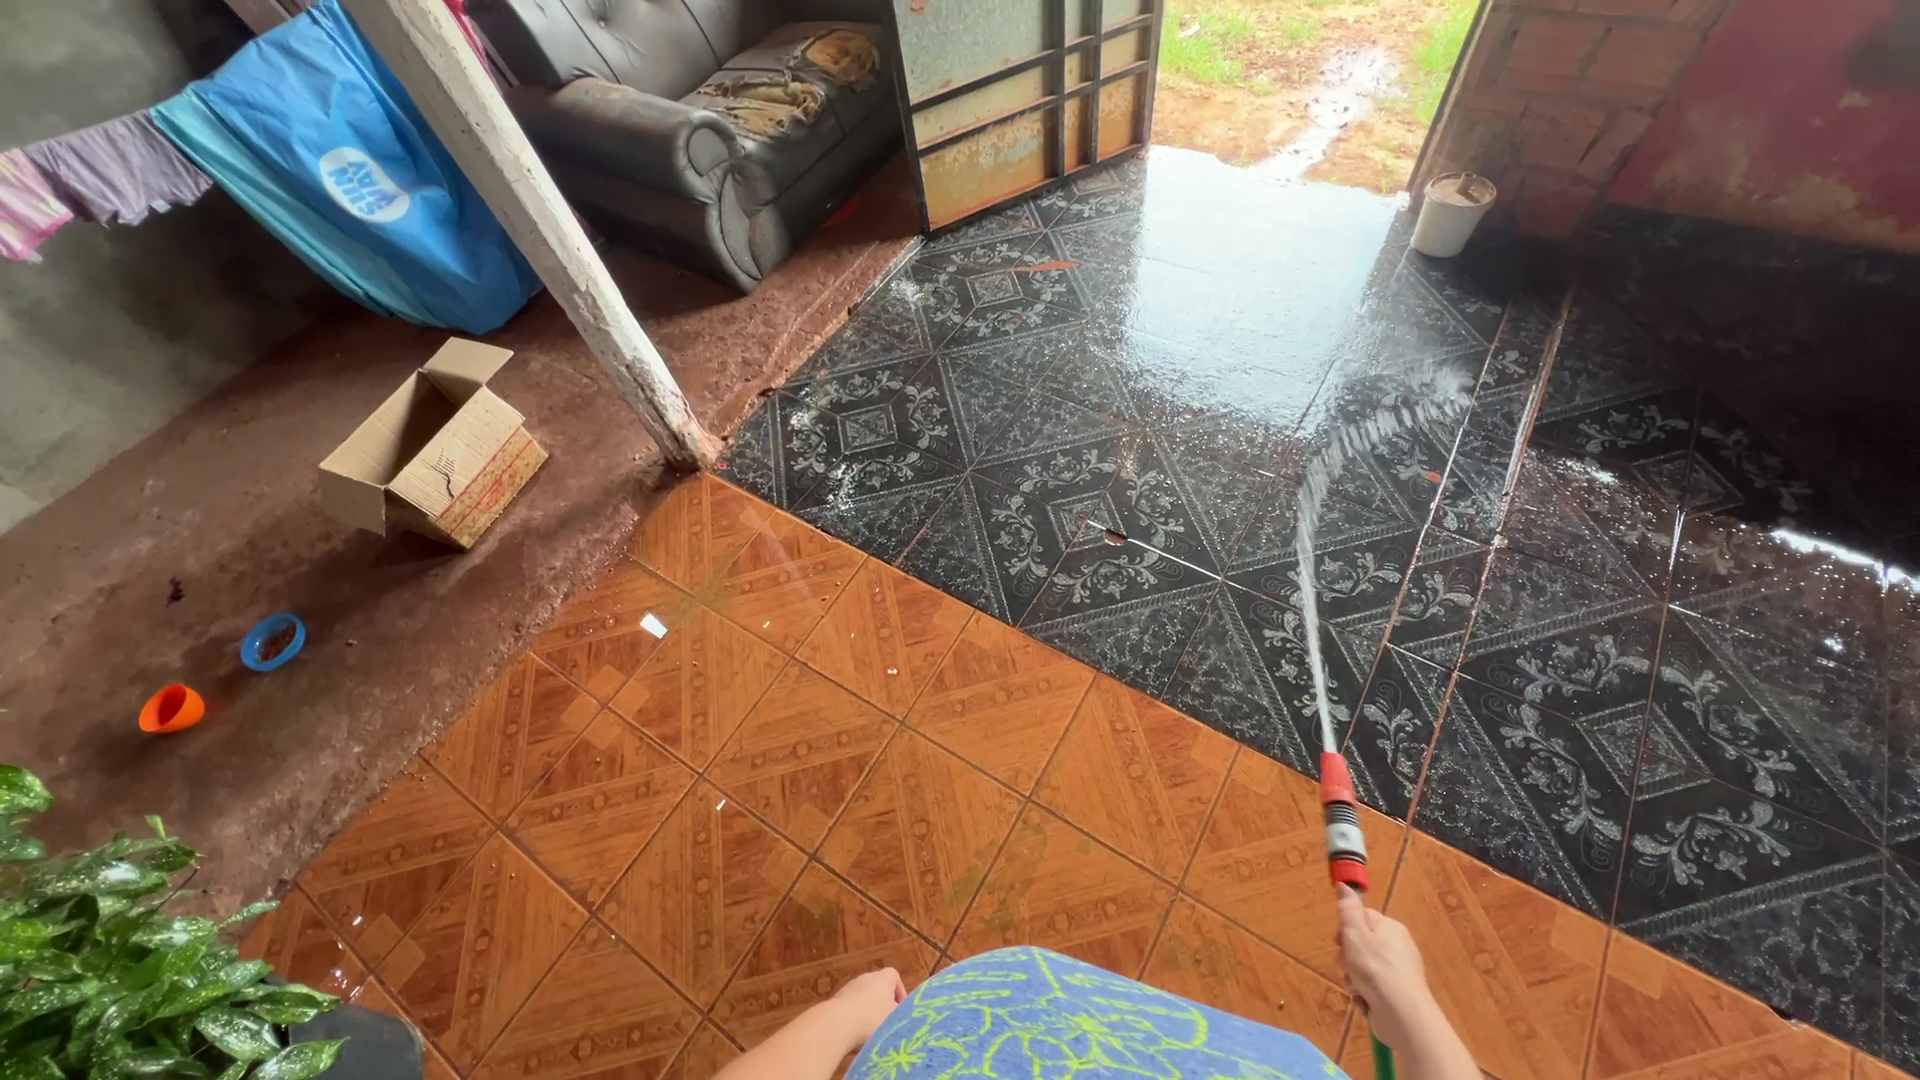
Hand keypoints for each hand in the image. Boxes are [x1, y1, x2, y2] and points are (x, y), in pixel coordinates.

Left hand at [828, 967, 907, 1046]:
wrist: (836, 1025)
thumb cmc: (872, 1019)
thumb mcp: (896, 1018)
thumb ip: (902, 1014)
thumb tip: (903, 1015)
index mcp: (883, 977)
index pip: (895, 976)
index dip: (899, 993)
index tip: (900, 1011)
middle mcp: (865, 978)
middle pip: (878, 989)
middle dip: (882, 1006)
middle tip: (887, 1025)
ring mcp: (848, 988)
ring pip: (862, 1001)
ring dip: (866, 1014)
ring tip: (869, 1035)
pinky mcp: (835, 1002)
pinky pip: (849, 1010)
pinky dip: (852, 1021)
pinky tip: (853, 1037)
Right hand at [1334, 885, 1437, 1050]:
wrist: (1402, 1015)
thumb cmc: (1376, 968)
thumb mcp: (1356, 932)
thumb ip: (1348, 908)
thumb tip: (1344, 884)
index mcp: (1390, 928)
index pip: (1361, 917)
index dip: (1345, 928)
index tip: (1338, 941)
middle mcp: (1397, 947)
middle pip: (1360, 943)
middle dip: (1347, 957)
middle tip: (1346, 965)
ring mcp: (1398, 972)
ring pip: (1362, 967)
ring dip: (1352, 977)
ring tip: (1356, 986)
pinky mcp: (1396, 994)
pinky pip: (1371, 987)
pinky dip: (1363, 993)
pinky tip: (1364, 999)